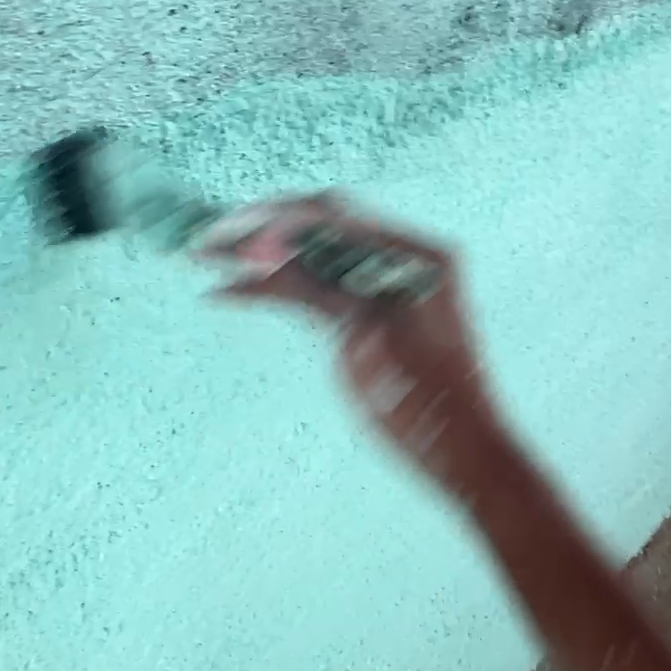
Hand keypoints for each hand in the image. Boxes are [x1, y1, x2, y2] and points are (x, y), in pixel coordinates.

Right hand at [198, 194, 496, 496]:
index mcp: (412, 254)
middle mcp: (396, 259)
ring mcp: (378, 286)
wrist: (464, 455)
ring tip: (207, 260)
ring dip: (256, 260)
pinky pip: (309, 290)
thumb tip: (261, 250)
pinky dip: (272, 290)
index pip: (330, 214)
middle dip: (257, 233)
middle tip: (209, 240)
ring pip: (304, 259)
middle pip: (313, 230)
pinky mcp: (361, 312)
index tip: (229, 226)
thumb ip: (314, 287)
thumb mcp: (366, 337)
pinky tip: (233, 292)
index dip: (273, 217)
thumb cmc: (429, 402)